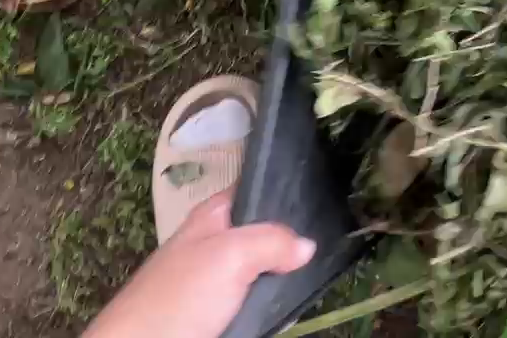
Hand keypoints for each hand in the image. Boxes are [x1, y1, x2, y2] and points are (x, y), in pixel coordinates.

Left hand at [84, 191, 315, 337]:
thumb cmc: (179, 298)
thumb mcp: (231, 256)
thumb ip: (273, 240)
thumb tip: (308, 244)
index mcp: (215, 215)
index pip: (259, 188)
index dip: (289, 190)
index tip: (323, 196)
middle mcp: (217, 243)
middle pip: (266, 233)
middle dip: (293, 241)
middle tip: (326, 245)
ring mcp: (217, 283)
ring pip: (263, 272)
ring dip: (284, 279)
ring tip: (317, 278)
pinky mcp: (217, 317)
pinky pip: (254, 304)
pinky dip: (272, 307)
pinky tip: (291, 308)